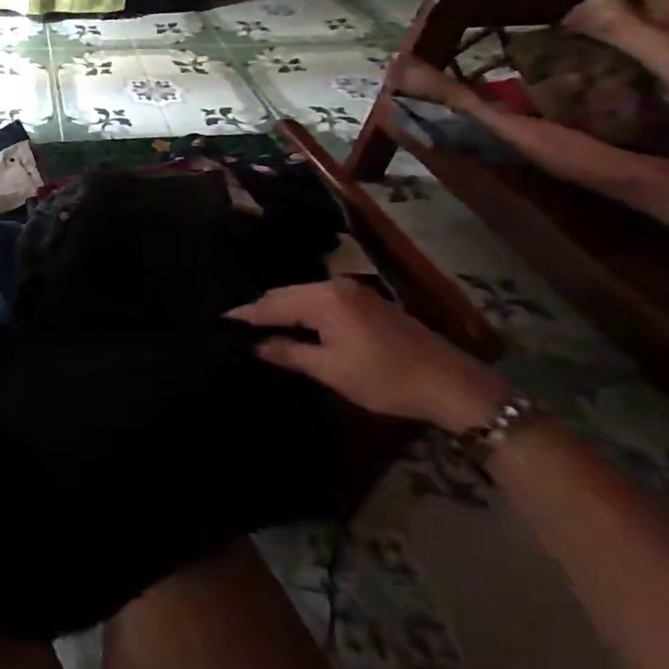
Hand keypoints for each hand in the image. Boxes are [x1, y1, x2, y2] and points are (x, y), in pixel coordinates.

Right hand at [228, 280, 508, 430]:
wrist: (447, 382)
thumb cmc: (383, 378)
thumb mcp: (331, 370)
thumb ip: (289, 353)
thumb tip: (256, 344)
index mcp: (324, 300)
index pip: (273, 304)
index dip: (246, 314)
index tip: (220, 319)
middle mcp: (336, 286)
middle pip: (287, 293)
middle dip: (261, 308)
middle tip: (234, 323)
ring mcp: (353, 291)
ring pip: (304, 295)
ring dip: (282, 308)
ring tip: (256, 323)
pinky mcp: (366, 301)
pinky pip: (321, 299)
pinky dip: (302, 309)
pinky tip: (292, 321)